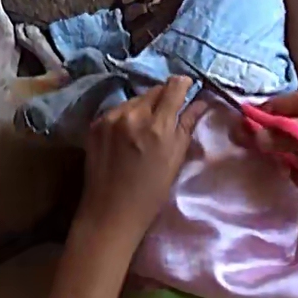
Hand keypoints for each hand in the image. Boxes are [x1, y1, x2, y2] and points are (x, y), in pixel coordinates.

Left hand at [76, 76, 205, 246]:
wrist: (110, 212)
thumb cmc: (151, 191)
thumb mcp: (176, 159)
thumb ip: (187, 125)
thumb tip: (201, 101)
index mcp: (157, 126)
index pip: (173, 87)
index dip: (182, 84)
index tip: (187, 87)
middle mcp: (133, 116)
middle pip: (154, 90)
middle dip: (163, 97)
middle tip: (167, 114)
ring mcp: (111, 118)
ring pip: (135, 99)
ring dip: (144, 106)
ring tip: (146, 127)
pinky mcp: (95, 124)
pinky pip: (118, 110)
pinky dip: (126, 116)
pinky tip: (128, 134)